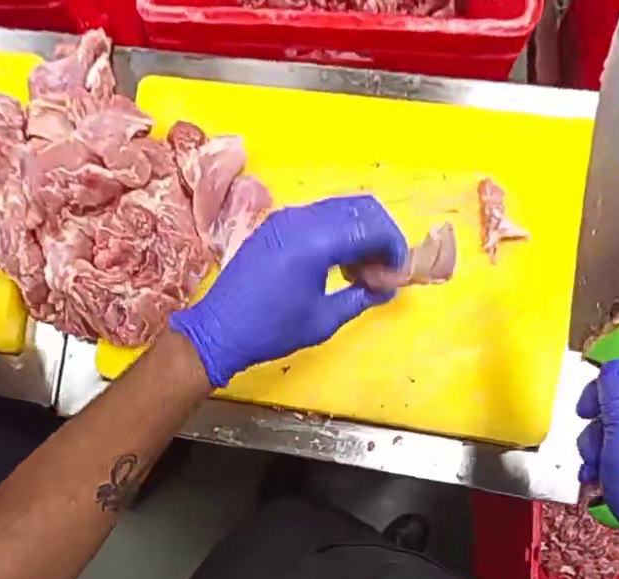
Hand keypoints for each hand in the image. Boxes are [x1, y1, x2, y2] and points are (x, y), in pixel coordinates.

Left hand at [168, 195, 407, 386]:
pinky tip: (336, 264)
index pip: (371, 226)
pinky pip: (318, 217)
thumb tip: (386, 288)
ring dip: (359, 233)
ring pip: (339, 209)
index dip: (393, 247)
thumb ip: (360, 299)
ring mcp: (285, 218)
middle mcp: (301, 219)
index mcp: (315, 241)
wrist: (219, 330)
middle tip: (383, 270)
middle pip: (359, 208)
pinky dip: (337, 233)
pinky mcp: (275, 226)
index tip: (398, 272)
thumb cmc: (270, 330)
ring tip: (361, 272)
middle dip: (380, 235)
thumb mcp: (322, 320)